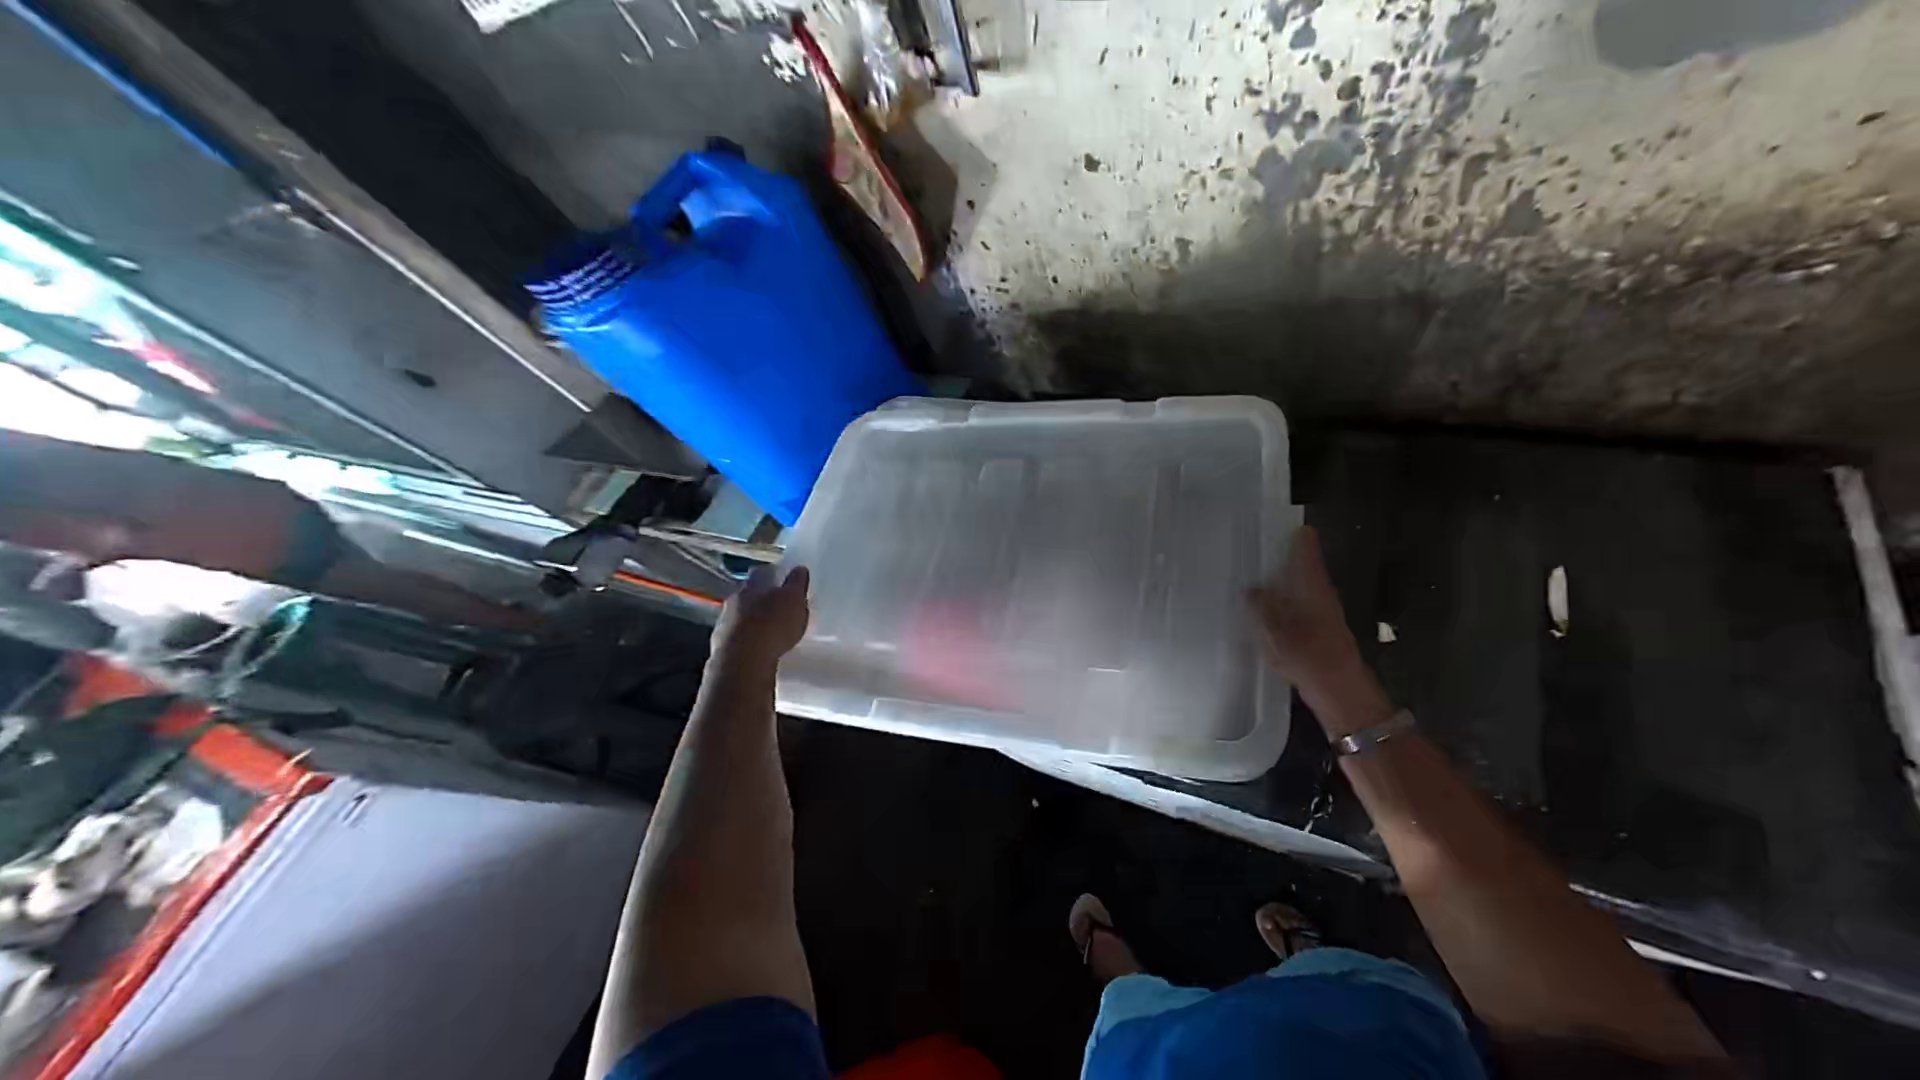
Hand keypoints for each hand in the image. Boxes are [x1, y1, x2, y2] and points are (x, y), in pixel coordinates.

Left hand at [710, 564, 810, 674]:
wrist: (743, 660)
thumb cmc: (773, 624)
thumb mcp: (794, 600)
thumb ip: (797, 583)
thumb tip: (798, 568)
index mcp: (754, 583)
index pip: (764, 571)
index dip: (775, 574)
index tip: (785, 582)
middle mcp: (735, 597)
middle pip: (749, 592)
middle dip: (762, 597)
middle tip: (778, 606)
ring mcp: (724, 619)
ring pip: (740, 613)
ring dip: (751, 618)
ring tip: (768, 629)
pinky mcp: (719, 642)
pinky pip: (735, 634)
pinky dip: (745, 637)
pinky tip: (755, 646)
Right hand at [1249, 526, 1391, 738]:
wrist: (1342, 696)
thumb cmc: (1312, 660)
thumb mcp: (1277, 633)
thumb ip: (1261, 608)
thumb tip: (1250, 589)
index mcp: (1313, 586)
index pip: (1306, 546)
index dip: (1288, 532)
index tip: (1265, 522)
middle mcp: (1319, 593)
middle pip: (1298, 564)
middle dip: (1275, 555)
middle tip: (1242, 546)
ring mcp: (1318, 612)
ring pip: (1294, 585)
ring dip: (1274, 579)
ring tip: (1243, 575)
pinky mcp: (1314, 630)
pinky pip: (1291, 604)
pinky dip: (1276, 600)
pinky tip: (1256, 609)